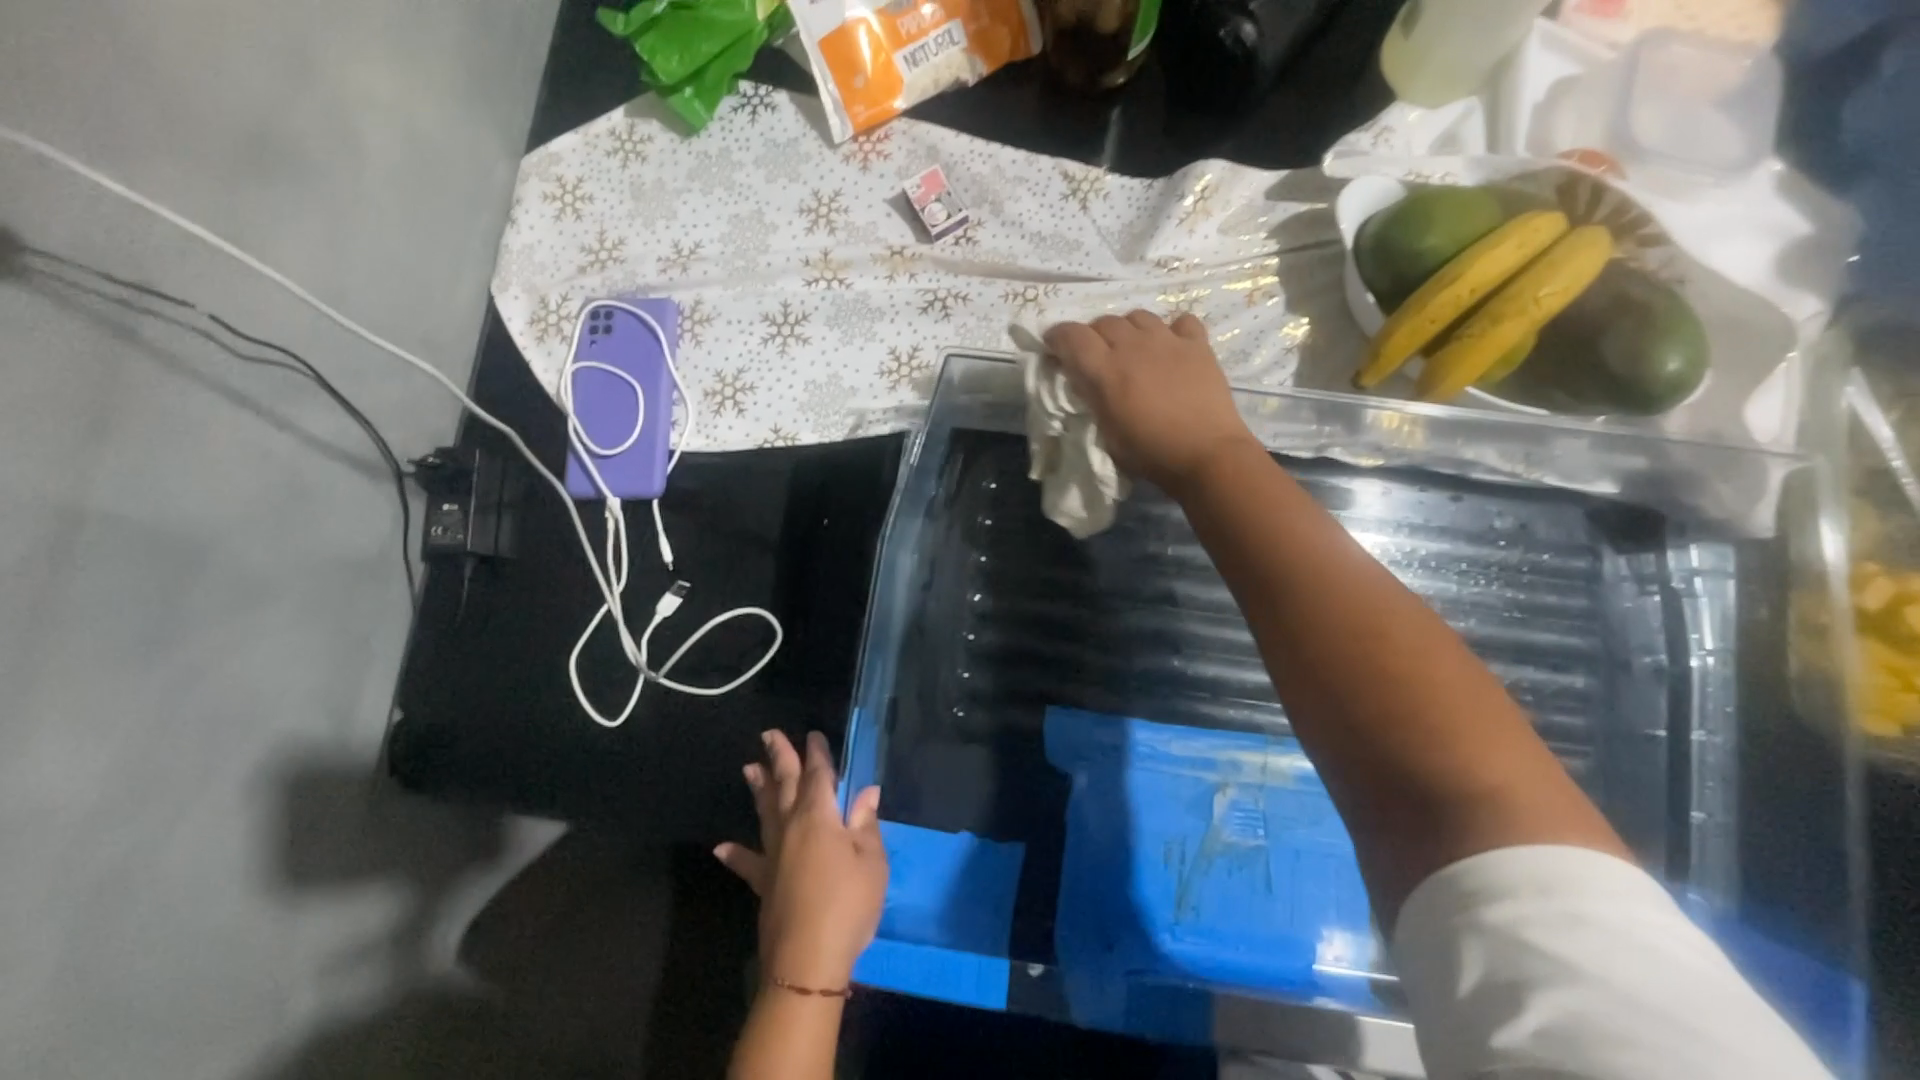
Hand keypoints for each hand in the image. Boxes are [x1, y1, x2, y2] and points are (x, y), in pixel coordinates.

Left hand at [715, 731, 887, 989]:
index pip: (819, 775)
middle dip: (780, 758)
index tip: (814, 735)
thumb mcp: (872, 862)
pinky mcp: (763, 883)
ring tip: (749, 769)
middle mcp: (791, 827)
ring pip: (764, 813)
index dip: (818, 754)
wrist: (808, 958)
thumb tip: (866, 792)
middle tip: (769, 735)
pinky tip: (721, 847)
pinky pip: (747, 862)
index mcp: (819, 816)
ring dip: (758, 789)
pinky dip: (735, 853)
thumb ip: (866, 825)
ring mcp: (773, 855)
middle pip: (784, 784)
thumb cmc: (848, 903)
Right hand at [1044, 311, 1262, 497]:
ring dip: (1128, 329)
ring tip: (1132, 349)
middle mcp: (1134, 346)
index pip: (1072, 336)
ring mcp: (1168, 341)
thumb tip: (1084, 379)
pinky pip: (1180, 322)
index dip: (1058, 337)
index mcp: (1106, 369)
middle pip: (1104, 322)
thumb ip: (1093, 399)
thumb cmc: (1151, 452)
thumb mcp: (1108, 433)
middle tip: (1096, 357)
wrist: (1207, 455)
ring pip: (1138, 316)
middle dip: (1093, 335)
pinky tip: (1171, 348)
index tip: (1054, 348)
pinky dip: (1171, 330)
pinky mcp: (1198, 345)